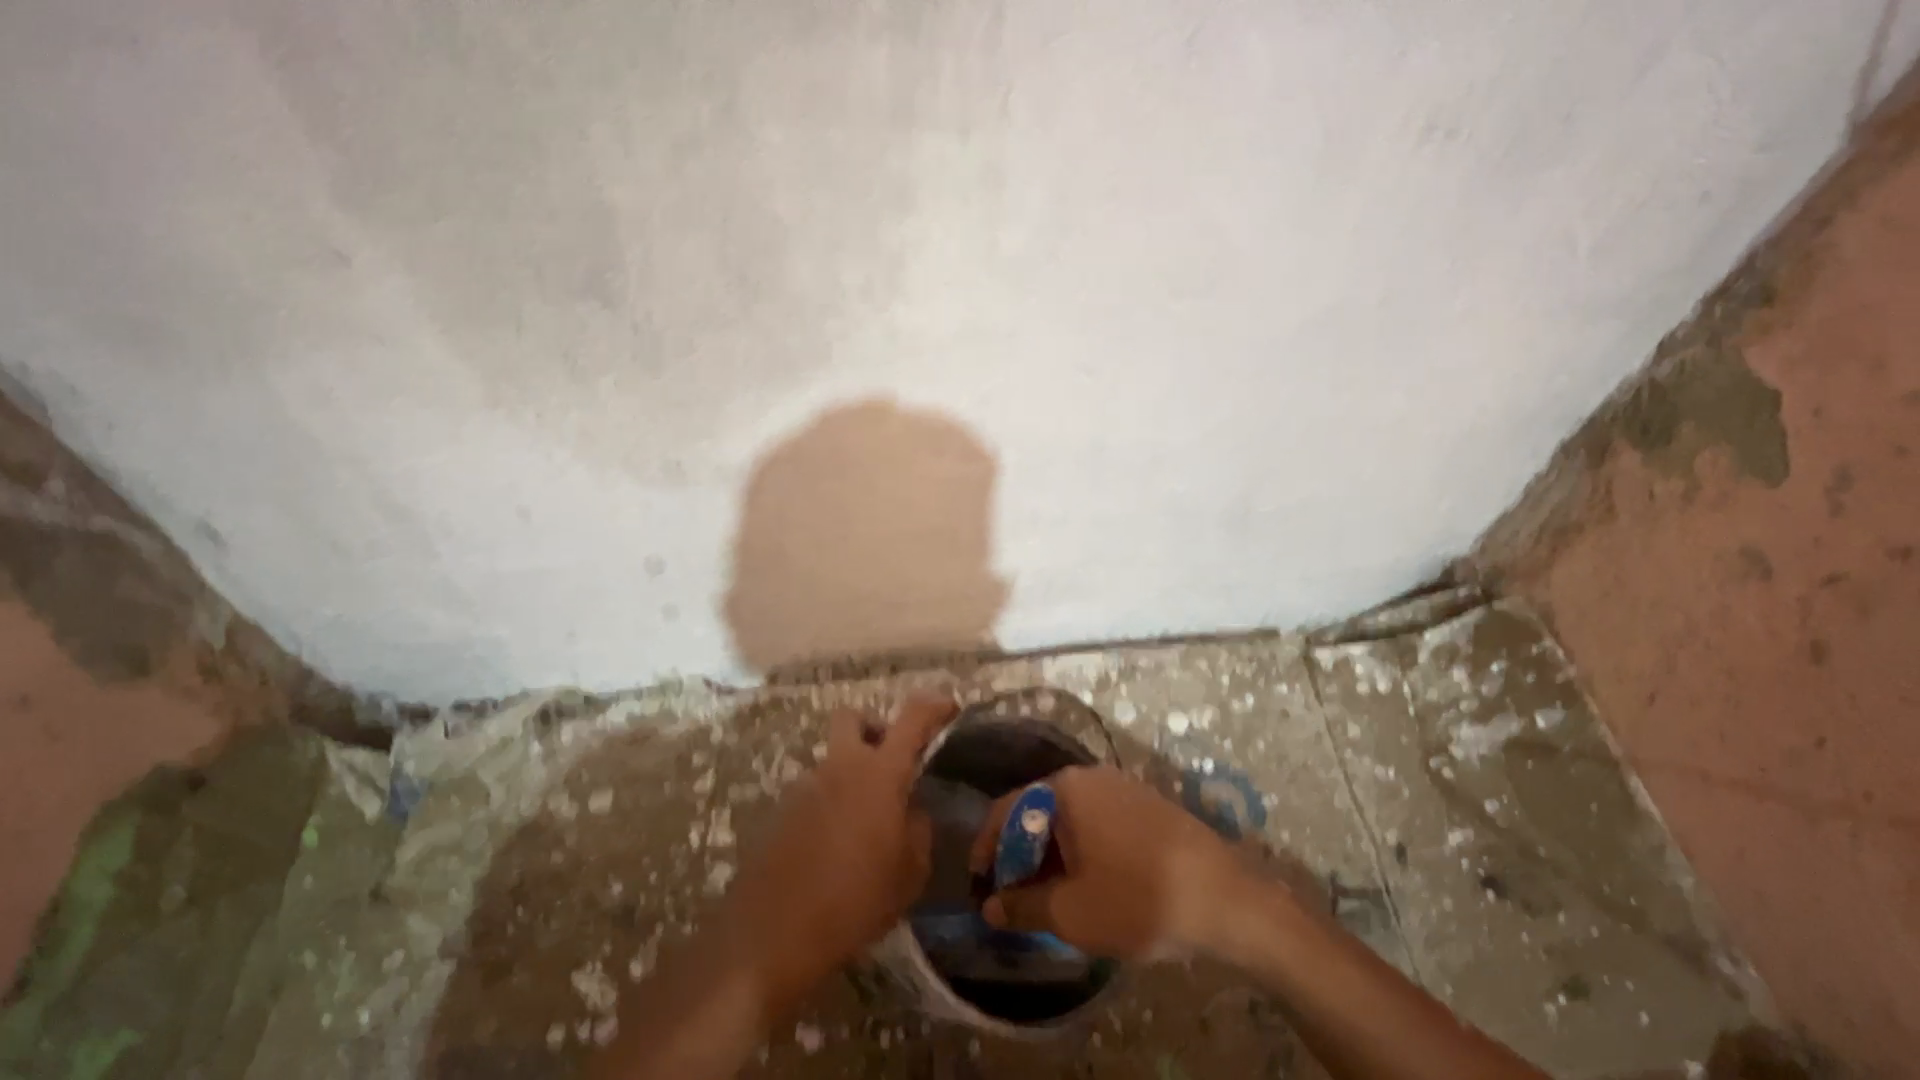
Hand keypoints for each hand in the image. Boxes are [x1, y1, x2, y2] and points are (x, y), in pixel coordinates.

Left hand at [723, 694, 956, 1007]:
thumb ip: (917, 830)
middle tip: (891, 763)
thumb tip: (911, 811)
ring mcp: (802, 787)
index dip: (934, 707)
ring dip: (851, 778)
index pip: (912, 719)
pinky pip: (812, 795)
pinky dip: (829, 807)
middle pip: (854, 719)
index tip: (949, 709)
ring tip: (865, 828)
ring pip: (832, 762)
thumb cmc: (855, 902)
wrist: (772, 934)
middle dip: (875, 729)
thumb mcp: (910, 874)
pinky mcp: (778, 812)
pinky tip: (835, 850)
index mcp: (879, 774)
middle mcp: (838, 768)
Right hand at [969, 765, 1244, 958]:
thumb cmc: (1136, 900)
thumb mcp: (1069, 913)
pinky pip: (1099, 822)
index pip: (1005, 812)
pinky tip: (1090, 885)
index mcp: (1064, 790)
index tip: (980, 887)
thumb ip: (1021, 906)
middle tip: (1014, 898)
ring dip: (1052, 855)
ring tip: (1050, 898)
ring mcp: (1124, 787)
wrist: (1228, 901)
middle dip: (1020, 856)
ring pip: (1070, 818)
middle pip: (1037, 812)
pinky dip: (1082, 850)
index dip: (985, 850)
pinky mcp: (1150, 805)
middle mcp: (1091, 776)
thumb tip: (991, 905)